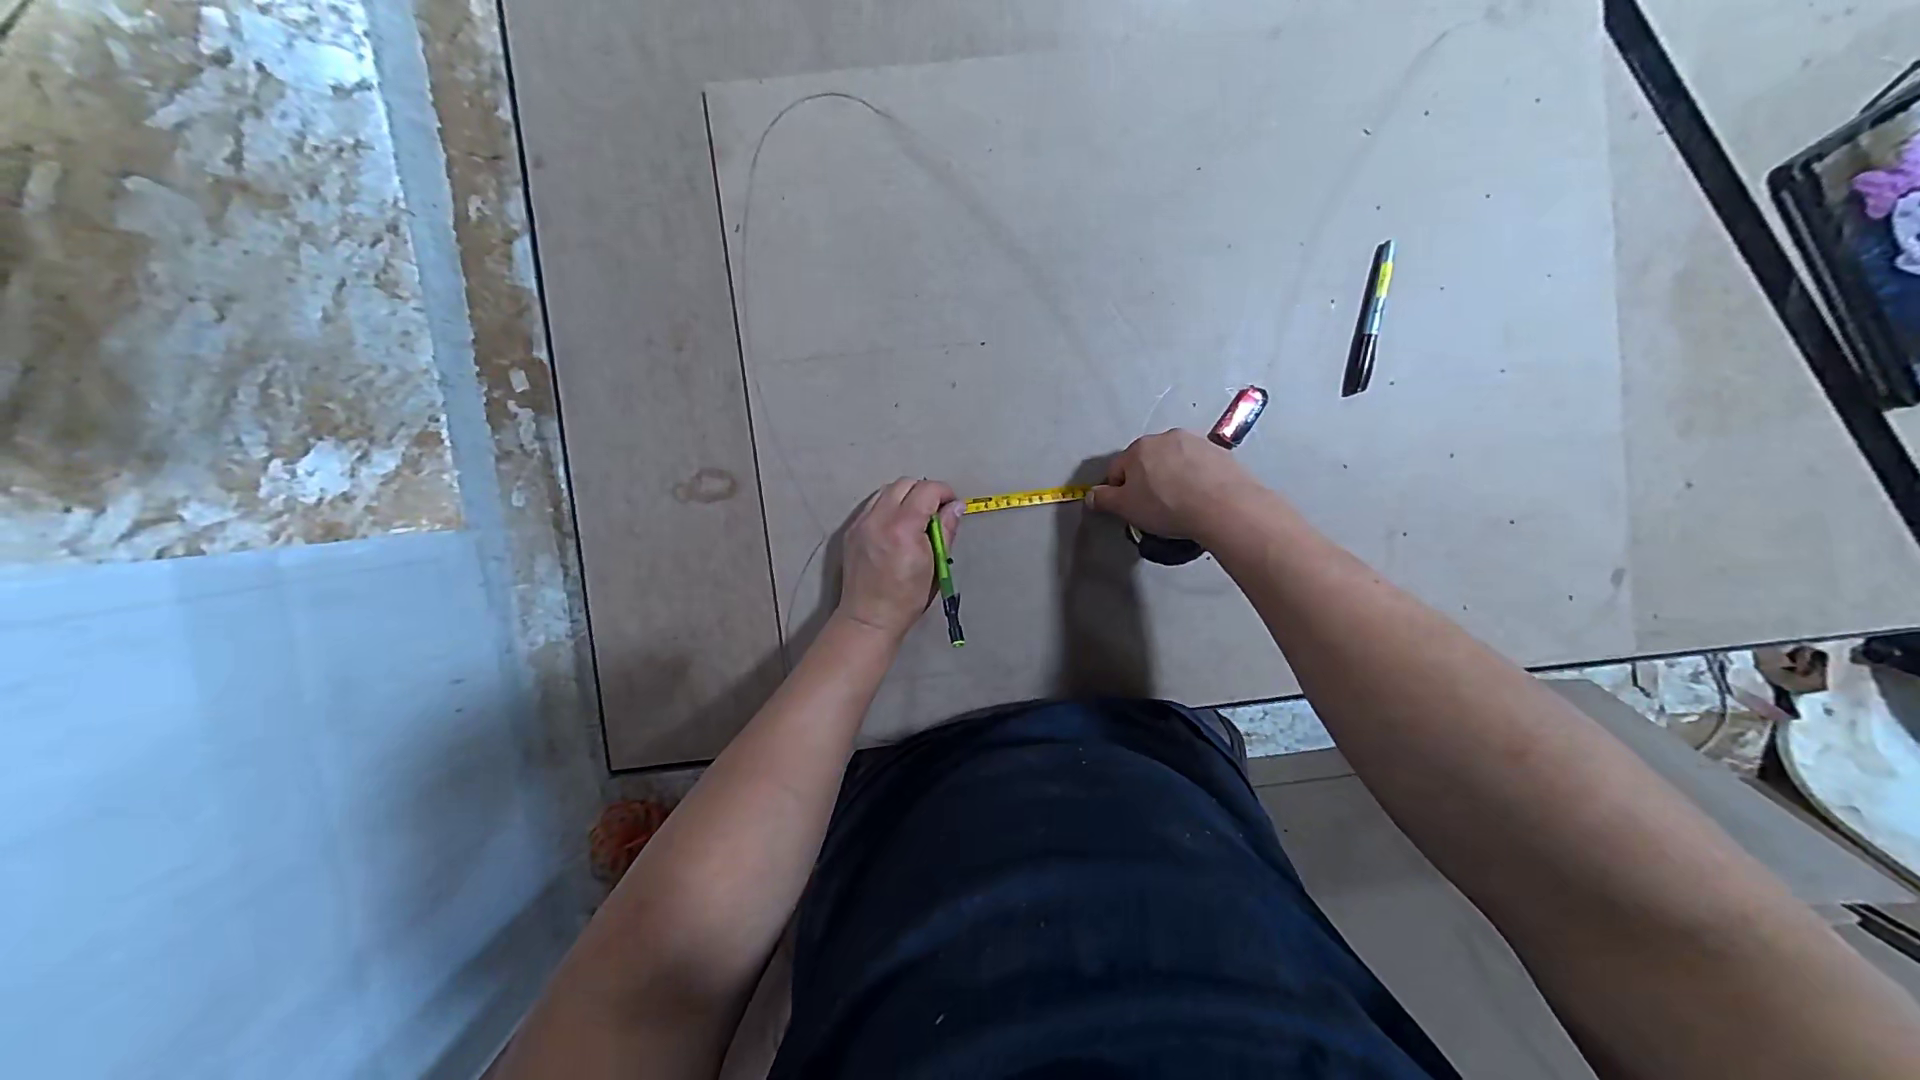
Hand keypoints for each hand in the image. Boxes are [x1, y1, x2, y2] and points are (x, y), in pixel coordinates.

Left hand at [836, 478, 962, 639]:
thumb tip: (955, 507)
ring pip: (887, 490)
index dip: (944, 493)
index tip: (952, 505)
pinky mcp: (852, 530)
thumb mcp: (936, 565)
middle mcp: (878, 519)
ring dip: (905, 497)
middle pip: (905, 483)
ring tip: (915, 519)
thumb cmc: (907, 598)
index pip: (927, 490)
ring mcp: (861, 523)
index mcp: (903, 528)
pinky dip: (888, 507)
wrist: (869, 617)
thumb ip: (946, 530)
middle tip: (936, 512)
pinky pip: (873, 505)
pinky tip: (897, 527)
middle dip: (925, 491)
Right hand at [1085, 430, 1261, 541]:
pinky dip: (1195, 478)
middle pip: (1146, 462)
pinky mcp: (1219, 452)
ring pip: (1173, 462)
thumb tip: (1091, 495)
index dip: (1119, 492)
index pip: (1117, 470)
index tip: (1131, 510)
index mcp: (1138, 449)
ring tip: (1181, 504)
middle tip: (1156, 508)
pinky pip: (1198, 466)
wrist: (1224, 506)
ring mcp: (1194, 442)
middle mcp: (1165, 438)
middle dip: (1147, 482)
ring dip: (1172, 478)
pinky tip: (1200, 498)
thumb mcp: (1126, 508)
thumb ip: (1104, 499)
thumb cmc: (1168, 506)